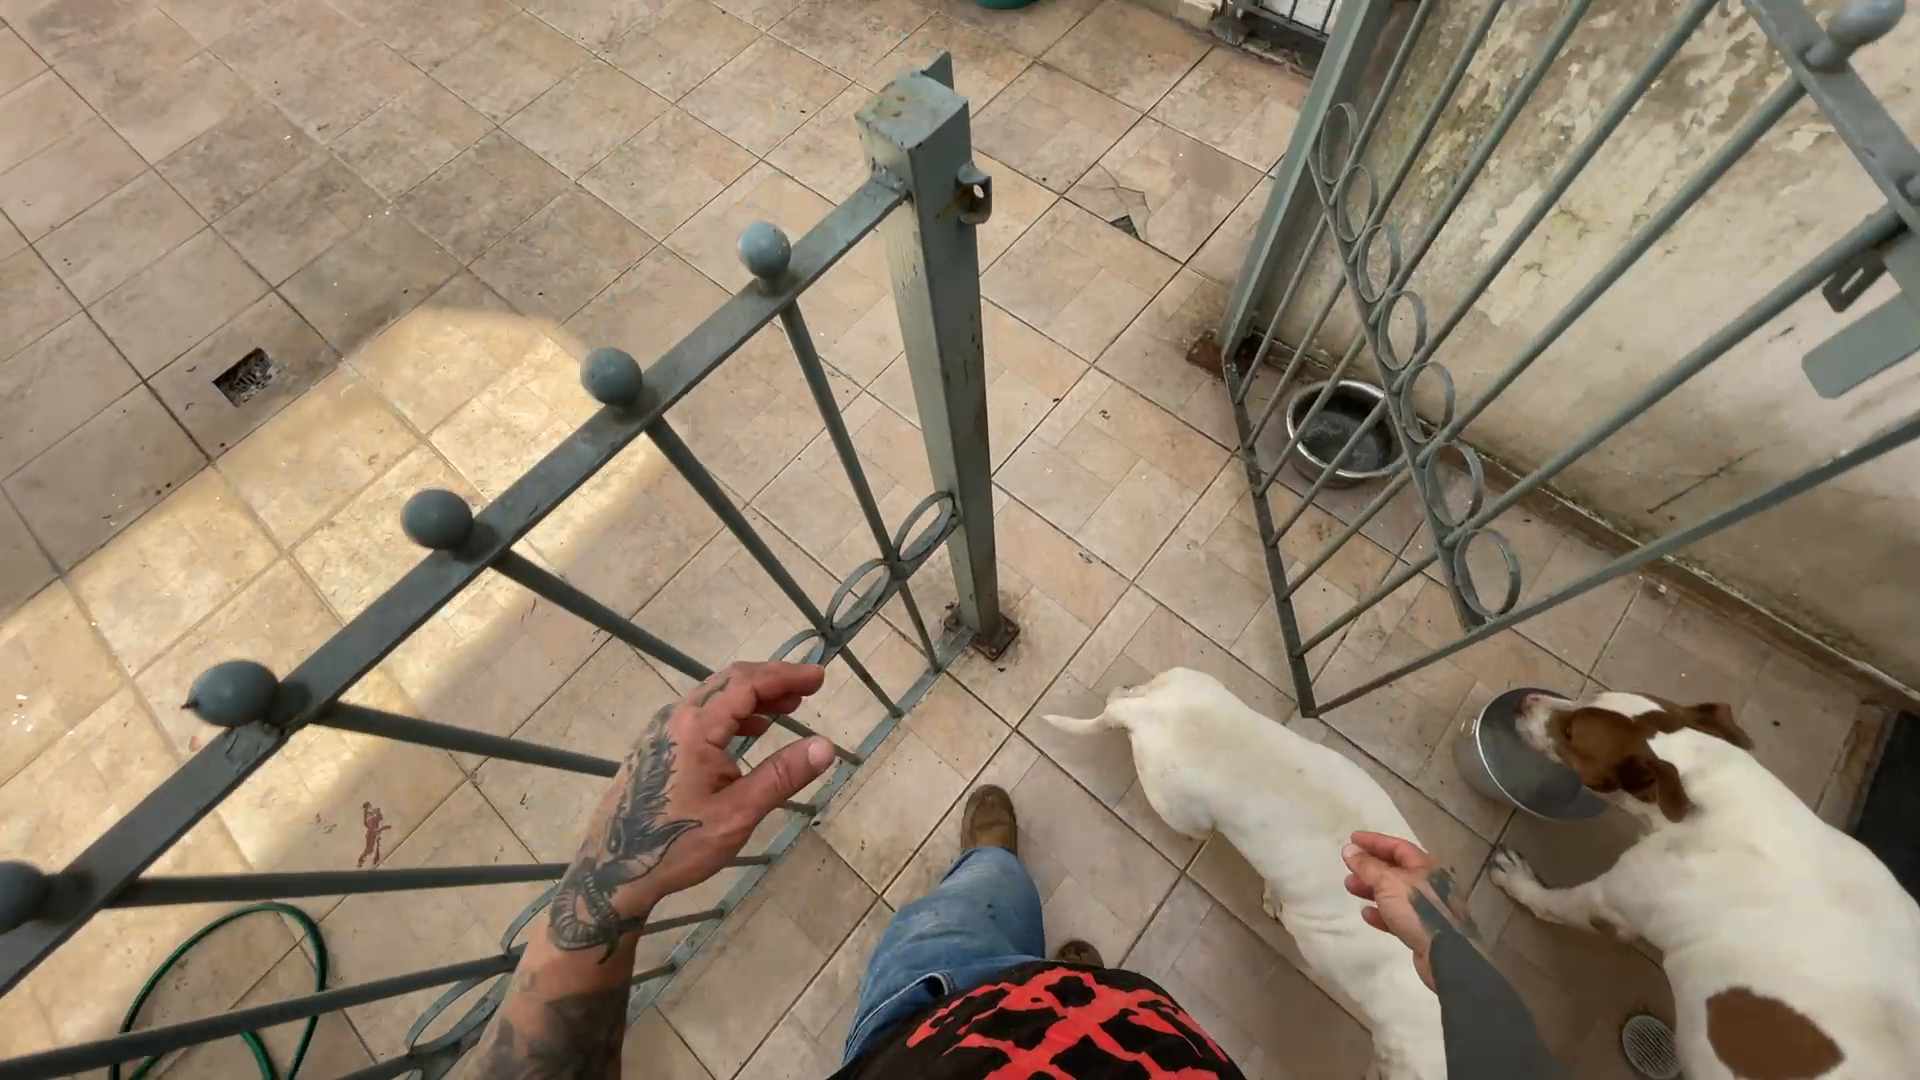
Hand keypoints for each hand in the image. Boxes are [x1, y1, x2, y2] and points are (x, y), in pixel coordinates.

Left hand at [547, 661, 835, 956]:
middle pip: (731, 682)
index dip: (786, 675)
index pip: (747, 683)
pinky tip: (754, 731)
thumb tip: (826, 746)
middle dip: (773, 680)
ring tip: (790, 707)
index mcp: (696, 727)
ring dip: (756, 696)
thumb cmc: (675, 844)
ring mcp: (663, 731)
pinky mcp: (658, 747)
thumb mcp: (737, 814)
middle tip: (809, 687)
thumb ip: (782, 776)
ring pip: (716, 697)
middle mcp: (677, 718)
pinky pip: (704, 714)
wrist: (609, 874)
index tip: (819, 677)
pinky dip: (736, 712)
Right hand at [1342, 831, 1468, 990]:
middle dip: (1369, 867)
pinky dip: (1381, 912)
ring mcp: (1428, 910)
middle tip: (1349, 867)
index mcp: (1426, 869)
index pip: (1398, 847)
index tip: (1352, 839)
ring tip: (1350, 888)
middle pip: (1395, 870)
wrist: (1447, 957)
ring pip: (1394, 893)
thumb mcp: (1387, 882)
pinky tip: (1367, 914)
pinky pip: (1398, 916)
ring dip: (1371, 888)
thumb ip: (1367, 865)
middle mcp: (1429, 886)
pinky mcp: (1424, 931)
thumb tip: (1349, 850)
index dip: (1374, 841)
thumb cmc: (1418, 911)